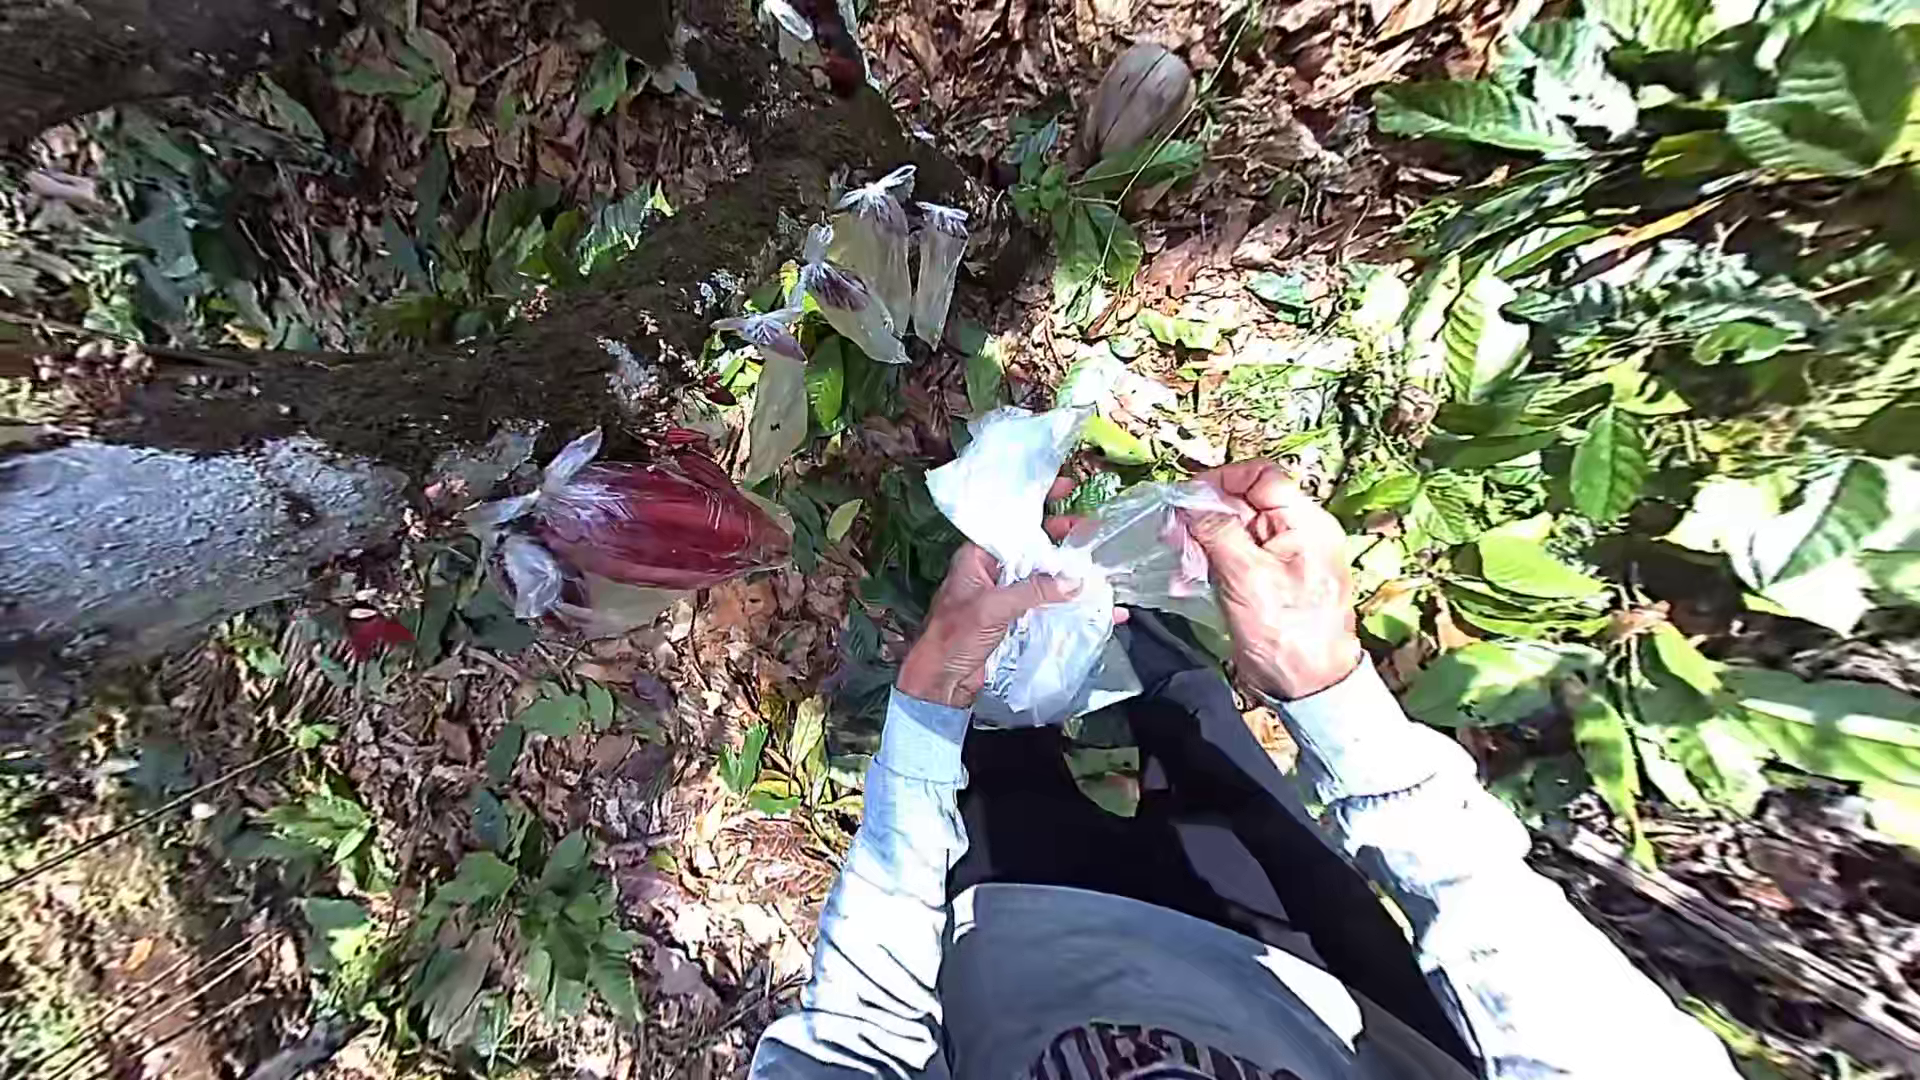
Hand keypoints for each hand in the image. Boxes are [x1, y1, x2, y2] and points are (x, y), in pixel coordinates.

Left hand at [896, 479, 1119, 707]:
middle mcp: (993, 571)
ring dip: (1070, 574)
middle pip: (1033, 548)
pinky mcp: (1016, 620)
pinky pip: (1046, 605)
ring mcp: (1005, 596)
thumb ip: (1032, 591)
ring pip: (1043, 577)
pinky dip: (1069, 606)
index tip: (1065, 488)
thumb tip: (1074, 581)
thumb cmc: (953, 637)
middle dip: (1063, 539)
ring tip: (1102, 568)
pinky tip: (1097, 610)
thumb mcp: (992, 607)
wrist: (941, 683)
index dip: (1038, 504)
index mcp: (977, 557)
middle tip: (1093, 530)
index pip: (1010, 521)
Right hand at [1181, 462, 1362, 699]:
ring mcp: (1283, 556)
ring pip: (1234, 529)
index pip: (1262, 476)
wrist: (1307, 686)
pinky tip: (1187, 578)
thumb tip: (1189, 504)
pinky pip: (1234, 556)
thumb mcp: (1245, 576)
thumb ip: (1217, 532)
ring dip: (1202, 540)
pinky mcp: (1268, 578)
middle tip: (1172, 531)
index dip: (1222, 480)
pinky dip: (1209, 561)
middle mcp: (1297, 533)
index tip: (1187, 498)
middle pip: (1244, 502)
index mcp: (1305, 523)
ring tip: (1177, 557)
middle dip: (1205, 514)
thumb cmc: (1286, 632)